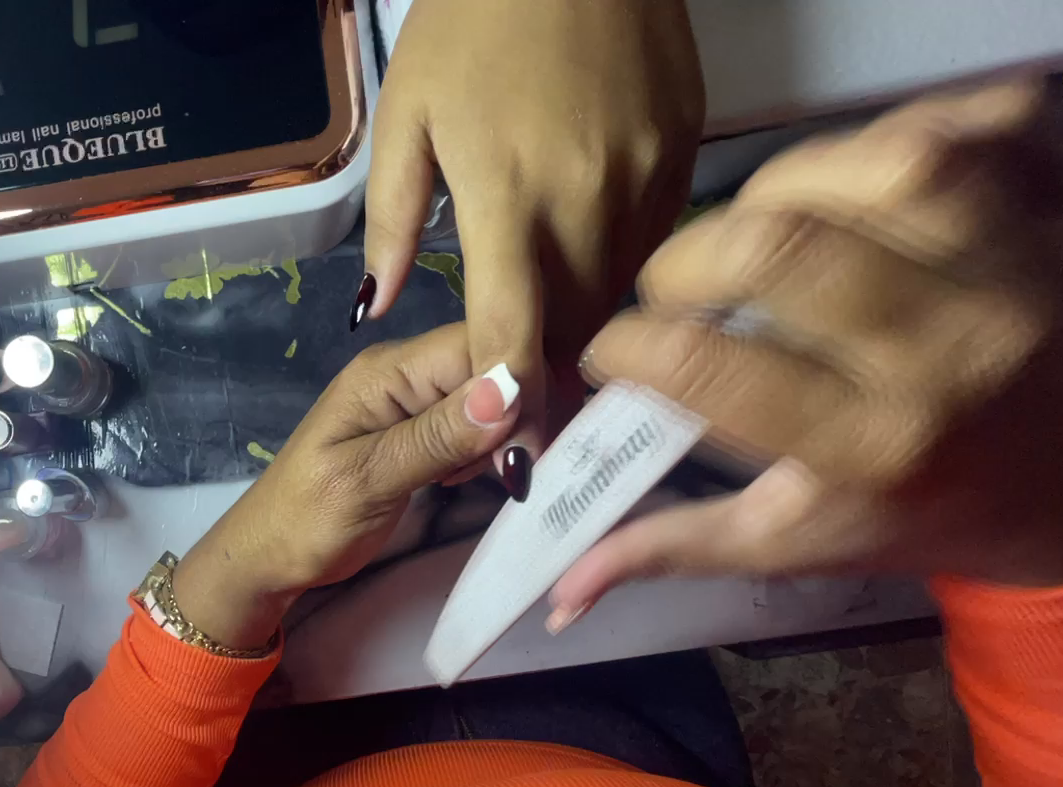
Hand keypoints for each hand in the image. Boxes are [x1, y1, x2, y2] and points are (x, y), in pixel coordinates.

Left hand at [175, 325, 520, 647]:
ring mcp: (412, 406)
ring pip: (488, 400)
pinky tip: (484, 477)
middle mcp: (404, 376)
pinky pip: (471, 427)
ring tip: (506, 476)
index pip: (479, 344)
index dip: (520, 384)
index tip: (535, 444)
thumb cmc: (305, 520)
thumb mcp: (367, 480)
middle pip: (490, 366)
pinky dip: (489, 450)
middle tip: (523, 468)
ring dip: (508, 434)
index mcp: (387, 371)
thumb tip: (510, 389)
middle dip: (520, 412)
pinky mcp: (419, 436)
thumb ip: (435, 437)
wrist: (271, 555)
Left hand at [360, 0, 703, 473]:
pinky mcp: (682, 158)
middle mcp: (588, 202)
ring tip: (555, 379)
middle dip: (550, 391)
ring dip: (584, 344)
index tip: (513, 467)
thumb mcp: (404, 123)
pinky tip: (588, 295)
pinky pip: (646, 253)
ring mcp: (645, 181)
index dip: (512, 406)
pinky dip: (614, 287)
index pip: (513, 331)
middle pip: (572, 331)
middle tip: (528, 440)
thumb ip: (391, 225)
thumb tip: (380, 302)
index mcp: (509, 199)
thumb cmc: (469, 26)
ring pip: (615, 299)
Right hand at [552, 81, 1062, 623]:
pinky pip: (980, 120)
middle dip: (685, 262)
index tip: (609, 354)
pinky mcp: (1061, 207)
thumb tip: (556, 596)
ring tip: (743, 231)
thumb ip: (661, 552)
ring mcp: (1018, 267)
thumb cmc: (893, 518)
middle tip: (667, 291)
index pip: (709, 369)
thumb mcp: (771, 547)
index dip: (628, 347)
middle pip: (783, 252)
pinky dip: (893, 135)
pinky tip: (842, 184)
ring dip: (776, 189)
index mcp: (866, 447)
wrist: (1058, 488)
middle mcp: (950, 351)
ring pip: (878, 171)